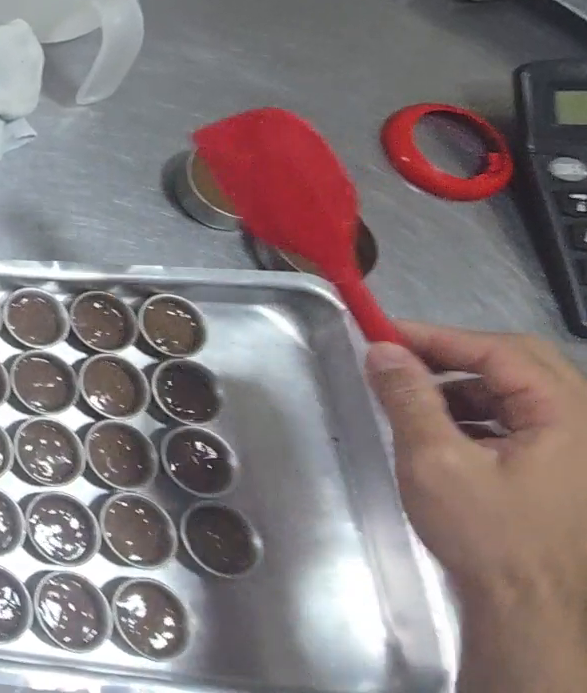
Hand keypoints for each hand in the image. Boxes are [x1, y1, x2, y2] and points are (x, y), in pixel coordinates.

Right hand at [365, 321, 586, 688]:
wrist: (539, 609)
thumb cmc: (490, 532)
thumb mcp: (435, 460)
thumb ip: (409, 398)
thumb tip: (383, 350)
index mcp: (571, 419)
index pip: (501, 351)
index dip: (437, 336)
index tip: (379, 335)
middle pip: (521, 363)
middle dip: (453, 354)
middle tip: (397, 358)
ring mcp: (583, 451)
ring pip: (524, 391)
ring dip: (465, 385)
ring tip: (414, 400)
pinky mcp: (573, 472)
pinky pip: (529, 421)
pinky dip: (483, 413)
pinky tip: (446, 433)